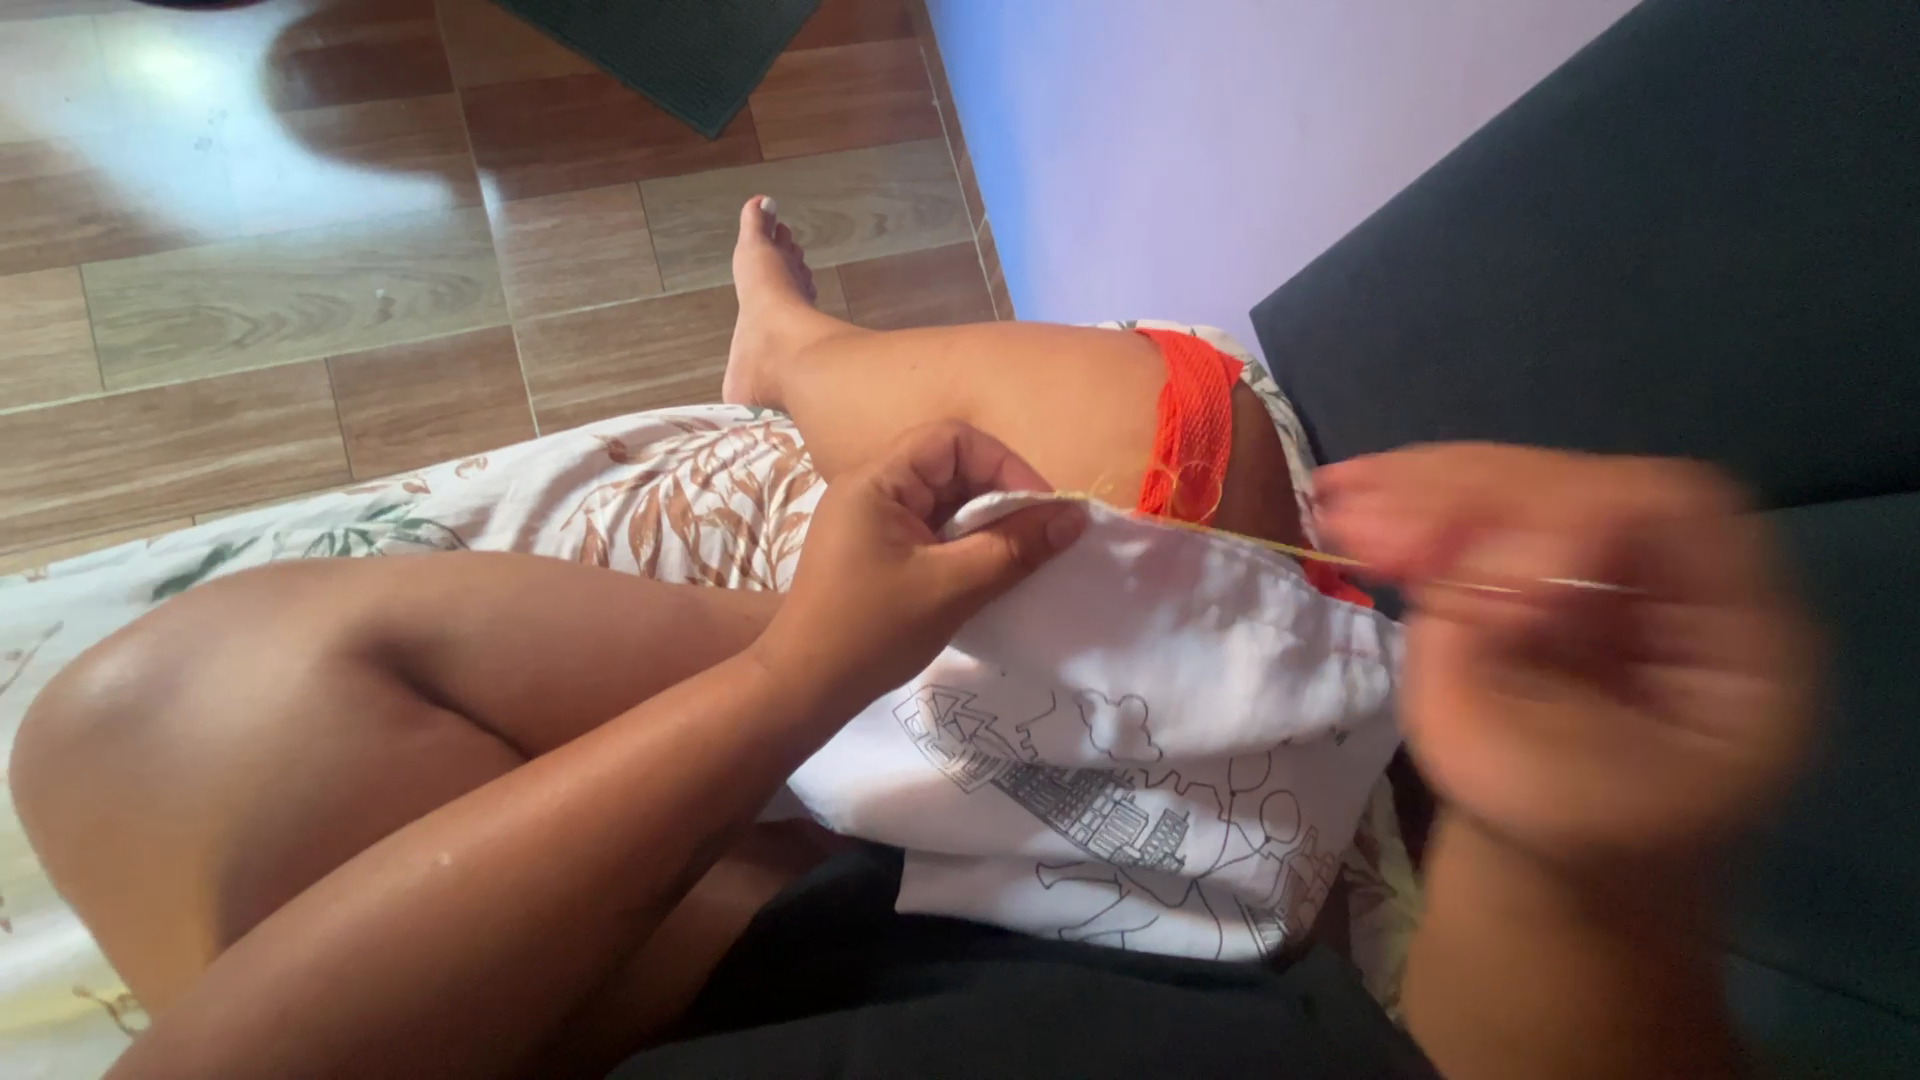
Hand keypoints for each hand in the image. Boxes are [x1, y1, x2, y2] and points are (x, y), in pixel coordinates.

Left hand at [753, 421, 1086, 715]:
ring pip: (944, 501)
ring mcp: (872, 520)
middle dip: (999, 496)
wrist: (803, 688)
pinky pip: (931, 529)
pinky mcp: (876, 549)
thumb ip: (1015, 548)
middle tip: (1037, 536)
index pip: (954, 440)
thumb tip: (1074, 517)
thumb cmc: (872, 632)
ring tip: (1018, 556)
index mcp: (877, 480)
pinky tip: (987, 571)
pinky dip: (964, 544)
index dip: (1005, 465)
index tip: (1041, 509)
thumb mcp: (952, 588)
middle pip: (950, 467)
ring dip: (985, 523)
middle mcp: (872, 488)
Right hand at [1315, 444, 1815, 879]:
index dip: (1552, 516)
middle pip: (1570, 483)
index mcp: (1731, 634)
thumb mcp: (1518, 769)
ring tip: (1332, 490)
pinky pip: (1476, 517)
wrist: (1569, 848)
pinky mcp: (1539, 568)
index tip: (1450, 563)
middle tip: (1352, 500)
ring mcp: (1603, 566)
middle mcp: (1670, 576)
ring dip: (1414, 485)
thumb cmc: (1559, 831)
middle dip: (1452, 491)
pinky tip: (1346, 504)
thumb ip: (1481, 662)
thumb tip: (1442, 559)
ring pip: (1515, 486)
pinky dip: (1406, 506)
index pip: (1662, 511)